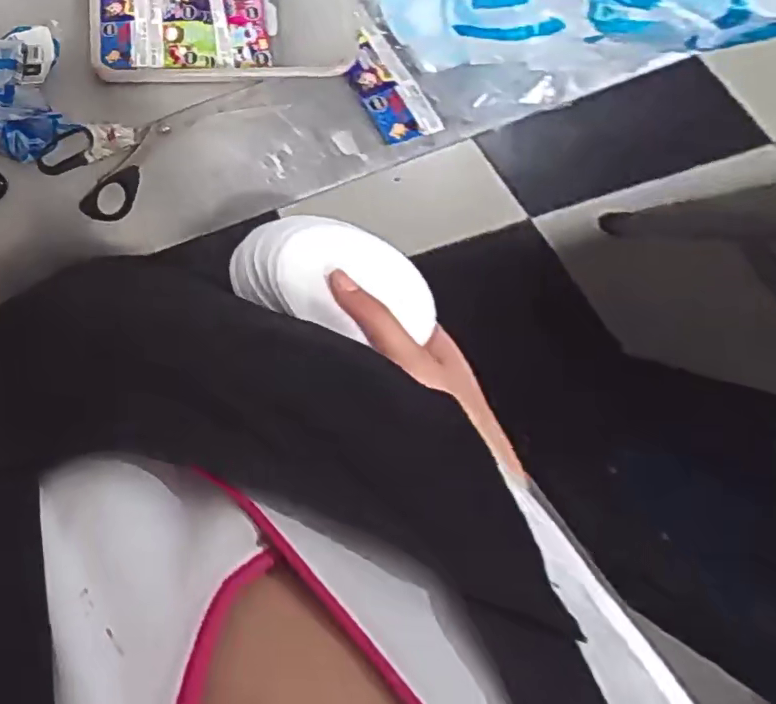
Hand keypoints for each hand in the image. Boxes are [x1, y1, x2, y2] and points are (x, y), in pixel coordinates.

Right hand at [328, 270, 524, 478]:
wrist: (464, 495)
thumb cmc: (461, 432)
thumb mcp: (411, 359)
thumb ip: (376, 319)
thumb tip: (344, 279)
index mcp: (441, 354)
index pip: (401, 311)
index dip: (370, 295)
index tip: (334, 283)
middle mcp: (428, 377)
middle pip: (383, 340)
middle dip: (350, 329)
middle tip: (313, 312)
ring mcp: (412, 404)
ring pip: (372, 369)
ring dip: (345, 360)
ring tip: (311, 348)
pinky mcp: (396, 427)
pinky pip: (362, 394)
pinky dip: (344, 387)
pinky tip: (324, 388)